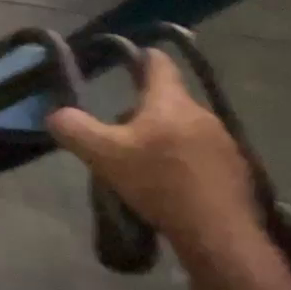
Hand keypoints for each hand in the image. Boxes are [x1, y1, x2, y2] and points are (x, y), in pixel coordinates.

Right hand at [45, 49, 257, 250]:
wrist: (217, 231)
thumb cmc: (158, 182)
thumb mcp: (104, 156)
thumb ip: (75, 130)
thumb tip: (54, 115)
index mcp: (170, 101)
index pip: (157, 63)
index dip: (140, 57)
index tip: (126, 62)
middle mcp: (201, 113)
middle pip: (168, 101)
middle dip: (145, 112)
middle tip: (120, 134)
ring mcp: (224, 142)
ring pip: (186, 129)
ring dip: (166, 139)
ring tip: (145, 166)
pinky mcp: (236, 171)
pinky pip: (204, 156)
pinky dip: (186, 164)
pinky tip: (173, 187)